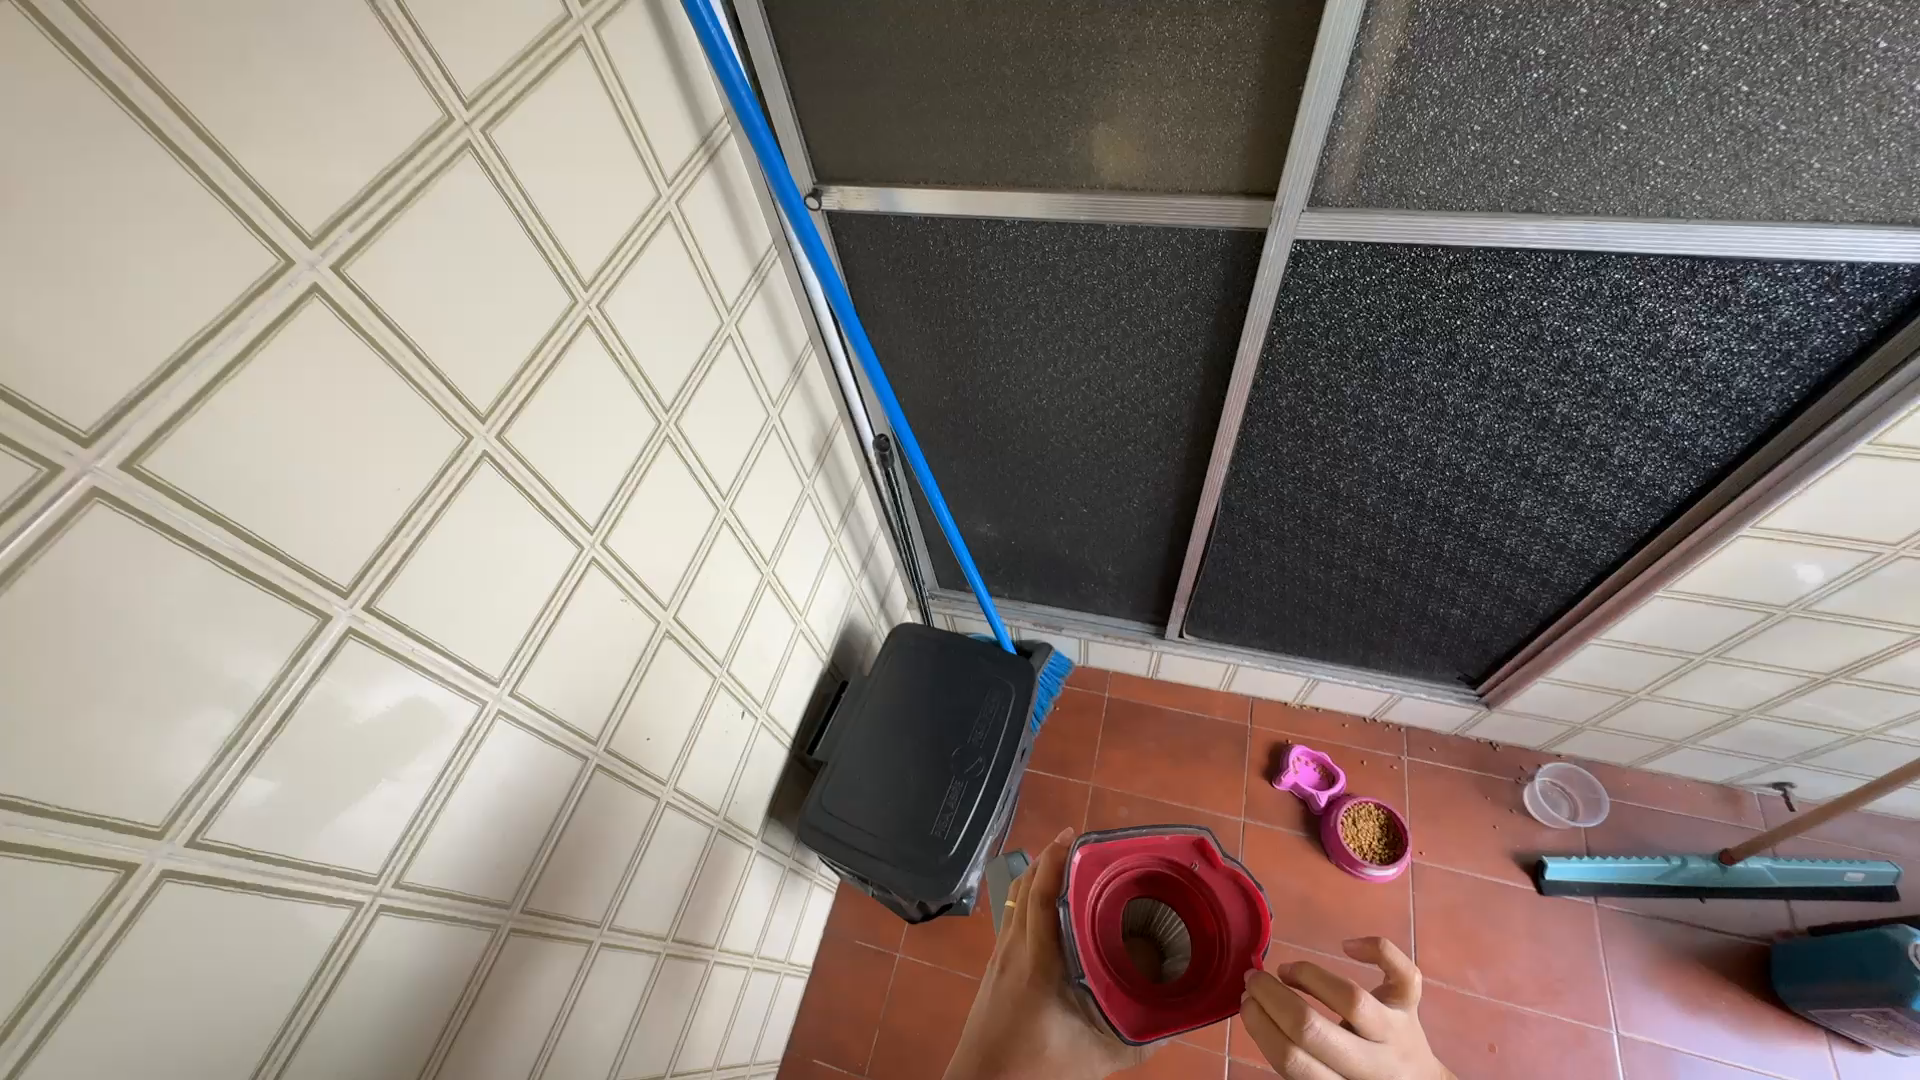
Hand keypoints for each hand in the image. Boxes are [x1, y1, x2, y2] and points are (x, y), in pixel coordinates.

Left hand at [944, 828, 1152, 1079]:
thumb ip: (1138, 1039)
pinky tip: (1047, 903)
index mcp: (1037, 961)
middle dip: (1048, 859)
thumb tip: (1177, 1021)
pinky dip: (1028, 895)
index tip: (1070, 836)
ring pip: (1015, 898)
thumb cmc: (1036, 1067)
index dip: (1053, 861)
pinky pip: (1012, 914)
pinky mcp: (995, 962)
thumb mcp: (1095, 1056)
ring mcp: (1000, 953)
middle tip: (1076, 844)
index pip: (1041, 895)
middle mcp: (1014, 947)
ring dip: (1036, 874)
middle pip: (1025, 887)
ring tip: (1063, 864)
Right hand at [1239, 938, 1454, 1079]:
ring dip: (1308, 976)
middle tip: (1252, 979)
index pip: (1293, 1061)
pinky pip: (1404, 974)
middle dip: (1271, 997)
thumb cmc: (1353, 1078)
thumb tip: (1251, 1004)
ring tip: (1285, 971)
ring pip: (1353, 1000)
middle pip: (1313, 1029)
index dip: (1260, 1026)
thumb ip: (1295, 1055)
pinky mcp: (1413, 1008)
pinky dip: (1376, 950)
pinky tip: (1347, 946)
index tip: (1244, 1002)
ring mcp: (1399, 1034)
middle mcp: (1374, 1066)